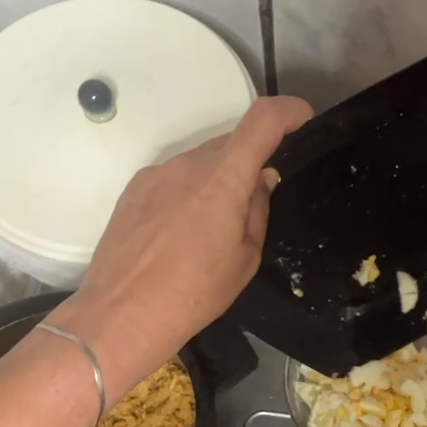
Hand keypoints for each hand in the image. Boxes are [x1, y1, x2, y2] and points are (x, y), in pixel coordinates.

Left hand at [51, 96, 312, 397]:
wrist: (122, 315)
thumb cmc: (194, 293)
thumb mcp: (245, 258)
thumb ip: (257, 210)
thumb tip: (260, 181)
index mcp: (223, 178)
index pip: (262, 120)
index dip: (289, 112)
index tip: (304, 121)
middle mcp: (187, 164)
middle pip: (230, 144)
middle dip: (250, 164)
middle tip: (255, 207)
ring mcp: (156, 174)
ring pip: (201, 164)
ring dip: (217, 183)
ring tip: (213, 232)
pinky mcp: (134, 190)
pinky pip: (174, 180)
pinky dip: (189, 195)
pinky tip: (182, 235)